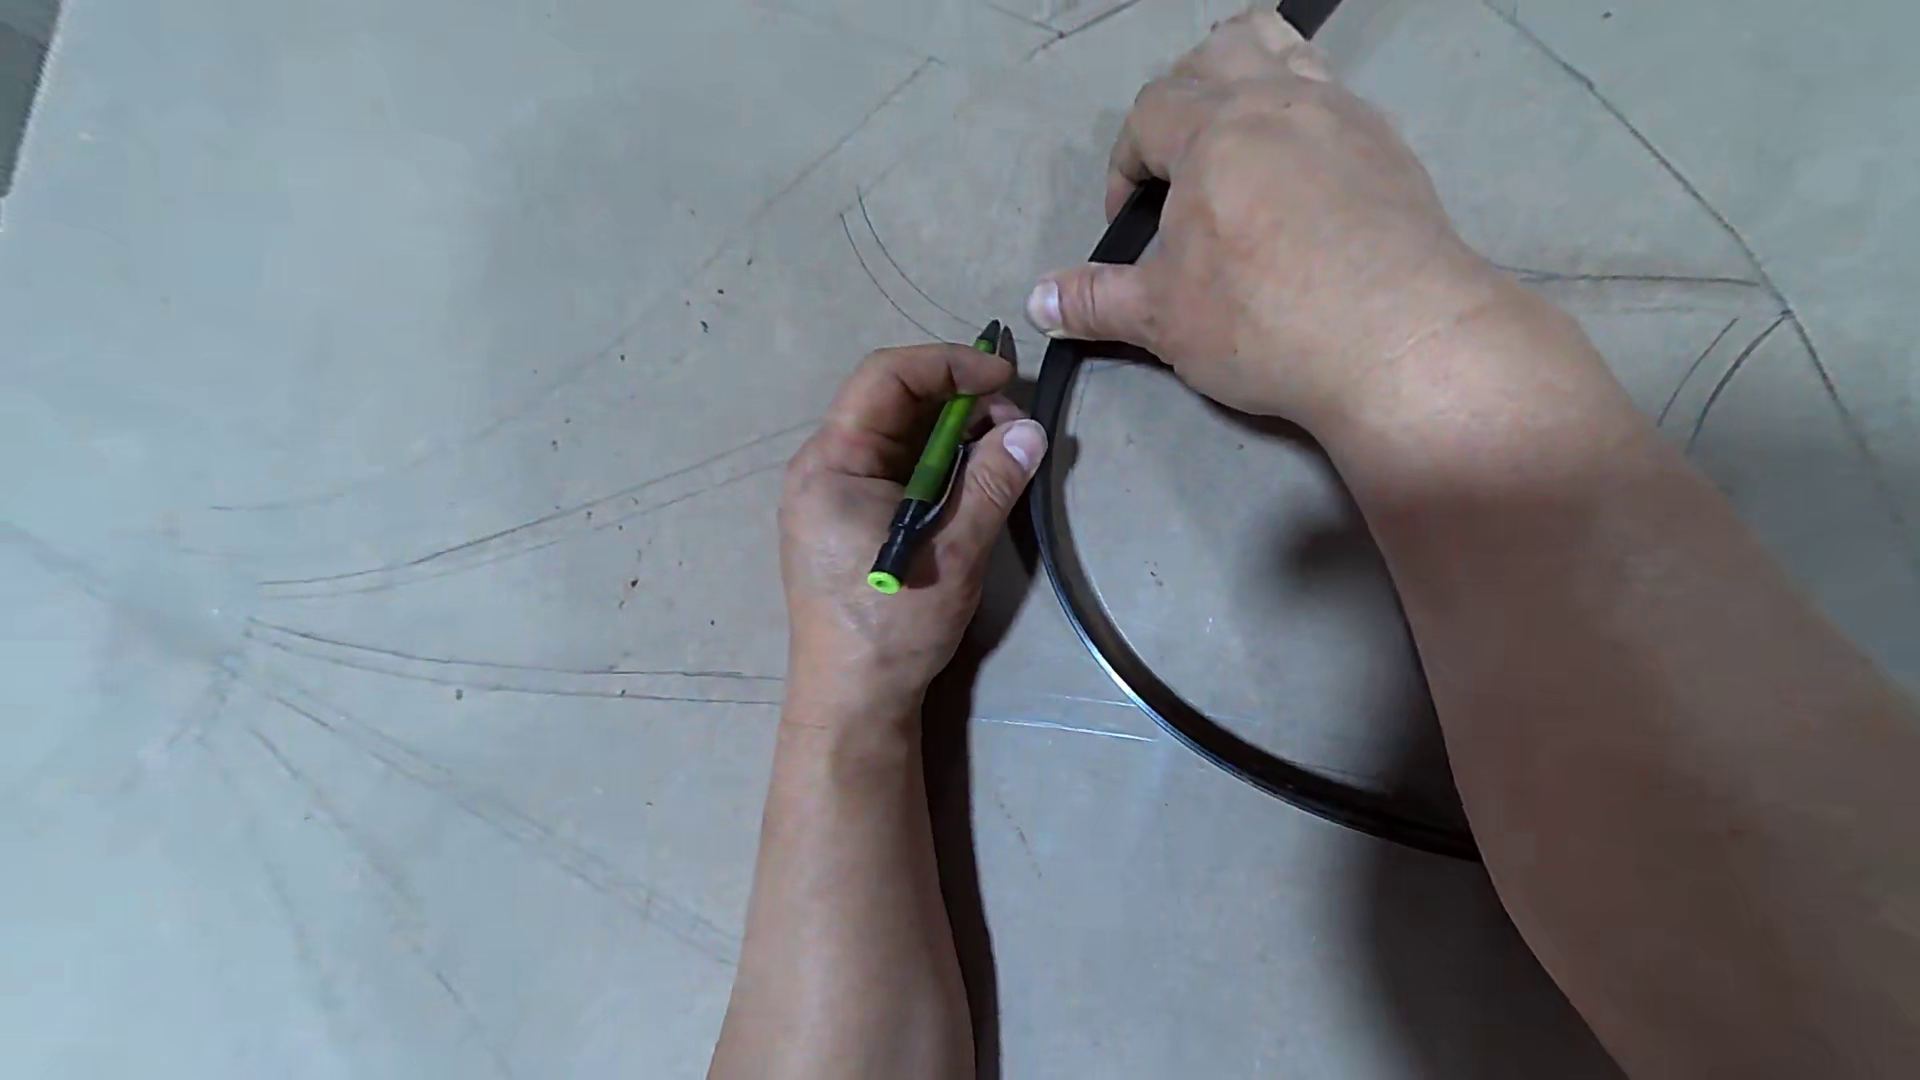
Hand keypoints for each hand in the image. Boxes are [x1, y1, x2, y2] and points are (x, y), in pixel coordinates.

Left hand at [780, 344, 1047, 723]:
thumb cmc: (893, 626)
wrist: (855, 697)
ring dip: (951, 434)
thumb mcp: (954, 551)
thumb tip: (1031, 431)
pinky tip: (972, 478)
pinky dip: (938, 464)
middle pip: (891, 404)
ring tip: (999, 452)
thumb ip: (992, 484)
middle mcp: (824, 469)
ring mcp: (834, 496)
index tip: (1002, 377)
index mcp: (830, 464)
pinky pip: (896, 469)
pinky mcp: (851, 519)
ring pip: (898, 437)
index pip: (885, 378)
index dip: (946, 363)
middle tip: (1011, 424)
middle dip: (956, 401)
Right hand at [1024, 9, 1514, 427]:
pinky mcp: (1388, 146)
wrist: (1395, 341)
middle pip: (1218, 50)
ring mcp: (1345, 116)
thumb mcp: (1159, 318)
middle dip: (1178, 104)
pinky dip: (1294, 118)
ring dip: (1242, 83)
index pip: (1149, 111)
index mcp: (1217, 132)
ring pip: (1283, 52)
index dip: (1123, 167)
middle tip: (1174, 174)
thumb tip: (1034, 301)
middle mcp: (1282, 102)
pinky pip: (1329, 96)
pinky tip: (1291, 183)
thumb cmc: (1260, 321)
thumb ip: (1093, 301)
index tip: (1127, 226)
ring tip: (1228, 153)